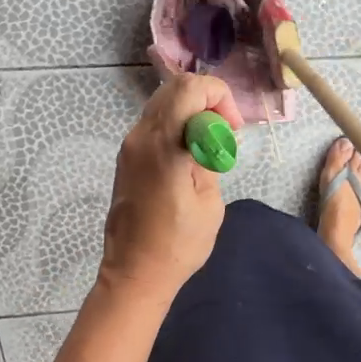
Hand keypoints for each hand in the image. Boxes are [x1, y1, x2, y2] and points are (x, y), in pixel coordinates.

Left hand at [99, 73, 244, 298]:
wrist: (135, 272)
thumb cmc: (179, 246)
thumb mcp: (209, 204)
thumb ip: (208, 161)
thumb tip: (205, 142)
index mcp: (165, 145)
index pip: (192, 90)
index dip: (220, 99)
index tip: (233, 132)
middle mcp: (142, 137)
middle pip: (175, 89)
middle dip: (207, 101)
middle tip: (224, 134)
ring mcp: (130, 146)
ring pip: (163, 104)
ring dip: (191, 114)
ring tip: (209, 148)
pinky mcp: (127, 159)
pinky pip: (154, 125)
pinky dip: (177, 128)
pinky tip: (190, 157)